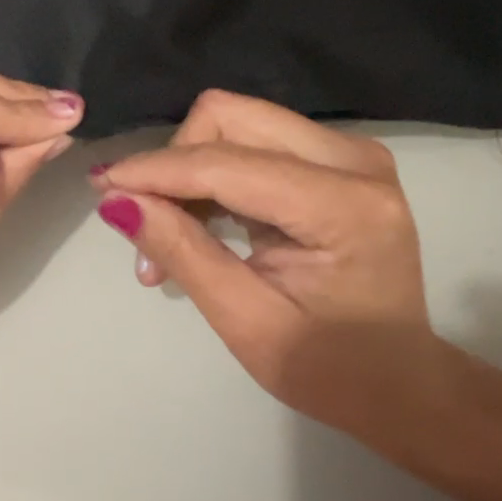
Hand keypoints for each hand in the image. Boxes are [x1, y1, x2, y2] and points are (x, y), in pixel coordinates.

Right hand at [88, 90, 443, 431]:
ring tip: (167, 233)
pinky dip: (212, 173)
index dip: (155, 171)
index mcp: (344, 206)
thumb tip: (115, 200)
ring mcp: (348, 152)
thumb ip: (182, 252)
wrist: (401, 383)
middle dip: (173, 163)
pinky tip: (197, 221)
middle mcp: (353, 159)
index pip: (225, 163)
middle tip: (145, 222)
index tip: (100, 190)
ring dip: (189, 169)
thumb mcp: (246, 322)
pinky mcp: (335, 157)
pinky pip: (251, 140)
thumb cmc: (331, 370)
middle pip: (229, 117)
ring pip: (235, 121)